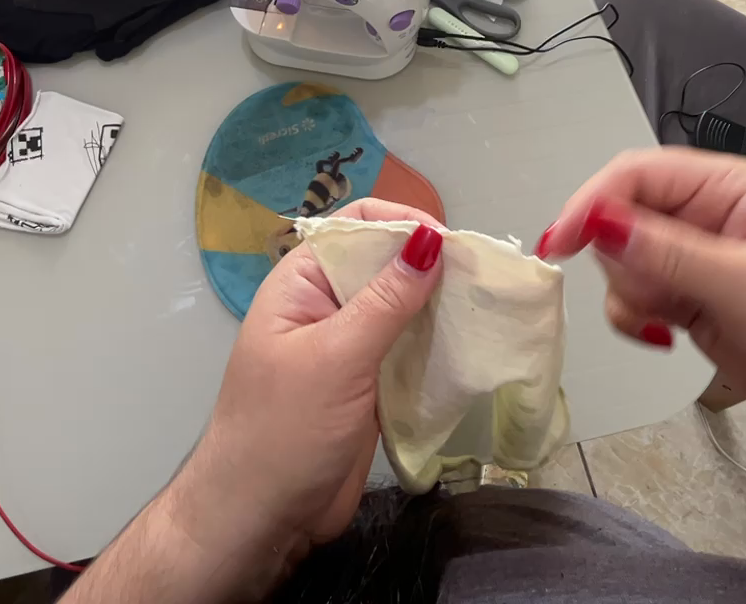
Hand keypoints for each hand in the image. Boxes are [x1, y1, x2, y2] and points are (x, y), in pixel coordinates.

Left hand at [163, 199, 443, 586]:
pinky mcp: (370, 380)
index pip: (356, 226)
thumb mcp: (336, 358)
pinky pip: (408, 346)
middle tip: (481, 278)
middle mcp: (328, 302)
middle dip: (429, 264)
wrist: (260, 520)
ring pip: (402, 305)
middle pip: (385, 262)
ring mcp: (350, 343)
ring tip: (485, 307)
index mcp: (304, 280)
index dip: (402, 224)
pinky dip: (437, 342)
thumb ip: (385, 301)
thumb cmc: (283, 431)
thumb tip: (431, 240)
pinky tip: (470, 344)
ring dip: (439, 305)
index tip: (450, 244)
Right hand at [537, 147, 745, 440]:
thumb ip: (666, 252)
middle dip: (620, 258)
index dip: (593, 202)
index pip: (637, 174)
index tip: (560, 243)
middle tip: (652, 297)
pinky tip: (664, 337)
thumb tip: (595, 222)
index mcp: (727, 187)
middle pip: (622, 215)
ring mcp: (695, 257)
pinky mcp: (689, 297)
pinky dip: (634, 314)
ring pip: (621, 257)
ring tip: (668, 321)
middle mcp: (705, 214)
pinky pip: (634, 293)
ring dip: (628, 291)